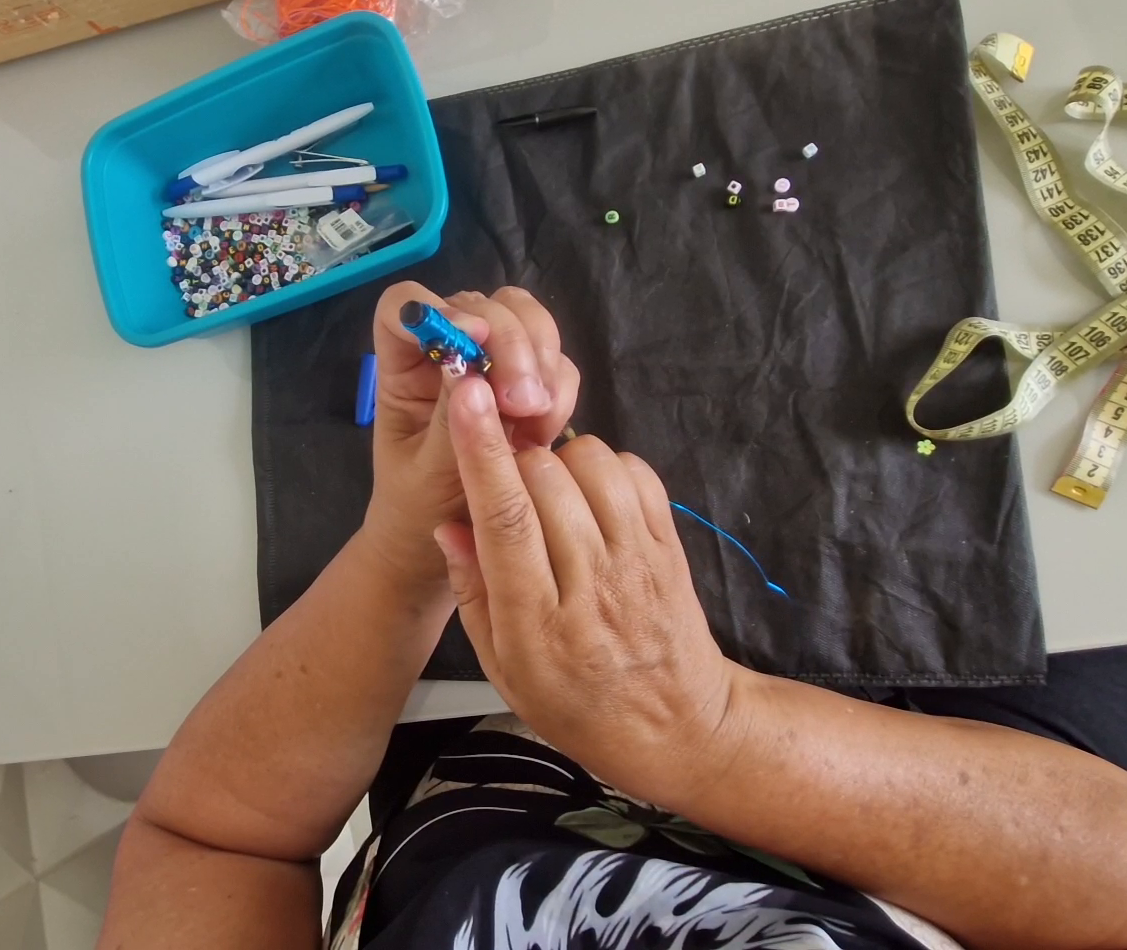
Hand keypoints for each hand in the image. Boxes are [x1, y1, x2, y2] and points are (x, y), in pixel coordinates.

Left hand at [364, 283, 579, 586]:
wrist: (456, 548)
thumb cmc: (422, 510)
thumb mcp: (429, 473)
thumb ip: (451, 421)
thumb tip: (469, 363)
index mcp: (403, 369)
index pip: (404, 306)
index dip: (434, 308)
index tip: (471, 338)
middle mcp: (447, 355)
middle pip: (484, 305)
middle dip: (510, 341)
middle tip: (521, 402)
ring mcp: (493, 367)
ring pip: (527, 321)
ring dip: (541, 360)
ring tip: (535, 420)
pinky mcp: (529, 387)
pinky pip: (555, 364)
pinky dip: (560, 389)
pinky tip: (544, 434)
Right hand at [433, 376, 740, 805]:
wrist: (679, 729)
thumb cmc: (574, 703)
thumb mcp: (503, 668)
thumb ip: (472, 591)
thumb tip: (446, 521)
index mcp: (538, 622)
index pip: (506, 520)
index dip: (482, 453)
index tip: (466, 397)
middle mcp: (592, 583)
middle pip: (547, 480)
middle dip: (513, 455)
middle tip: (504, 475)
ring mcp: (640, 560)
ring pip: (594, 465)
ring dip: (558, 459)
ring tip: (548, 490)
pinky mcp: (672, 545)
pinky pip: (635, 472)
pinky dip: (604, 465)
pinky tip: (590, 496)